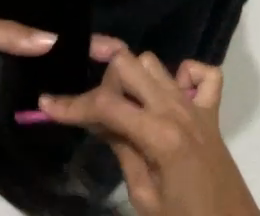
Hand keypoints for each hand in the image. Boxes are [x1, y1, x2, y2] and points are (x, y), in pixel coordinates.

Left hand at [0, 17, 126, 125]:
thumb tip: (53, 39)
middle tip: (79, 69)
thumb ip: (5, 34)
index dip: (38, 31)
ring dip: (30, 86)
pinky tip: (43, 110)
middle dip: (38, 62)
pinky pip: (0, 105)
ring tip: (70, 90)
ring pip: (9, 82)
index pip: (14, 27)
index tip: (74, 38)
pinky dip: (16, 106)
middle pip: (14, 56)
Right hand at [38, 53, 259, 215]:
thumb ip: (121, 150)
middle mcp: (177, 110)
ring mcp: (197, 108)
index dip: (72, 105)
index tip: (46, 105)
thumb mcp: (145, 197)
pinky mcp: (212, 114)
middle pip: (127, 65)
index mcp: (159, 134)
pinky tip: (169, 96)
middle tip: (95, 109)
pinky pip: (202, 74)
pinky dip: (183, 76)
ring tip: (125, 105)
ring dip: (134, 78)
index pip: (105, 104)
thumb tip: (99, 122)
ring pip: (154, 63)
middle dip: (104, 82)